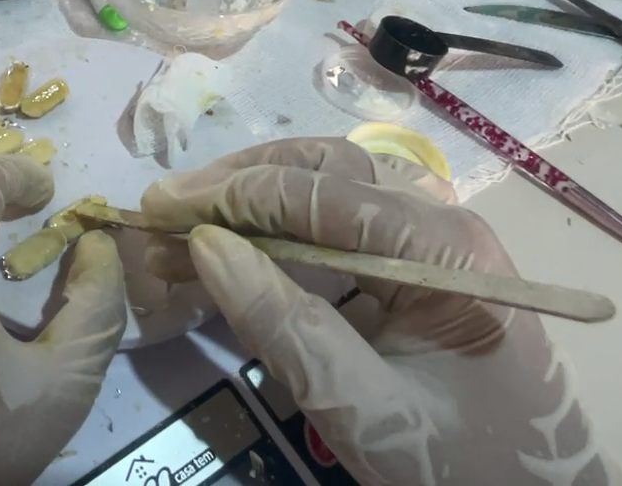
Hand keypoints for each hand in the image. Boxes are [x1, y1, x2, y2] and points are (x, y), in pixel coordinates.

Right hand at [144, 139, 617, 485]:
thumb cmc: (462, 473)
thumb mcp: (367, 414)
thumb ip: (285, 326)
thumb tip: (204, 244)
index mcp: (444, 251)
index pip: (318, 192)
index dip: (230, 195)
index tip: (159, 208)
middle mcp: (442, 222)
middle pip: (324, 166)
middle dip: (238, 179)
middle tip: (169, 201)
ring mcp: (433, 236)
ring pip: (329, 179)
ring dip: (254, 190)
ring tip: (192, 211)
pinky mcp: (416, 259)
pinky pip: (338, 216)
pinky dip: (278, 220)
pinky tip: (237, 238)